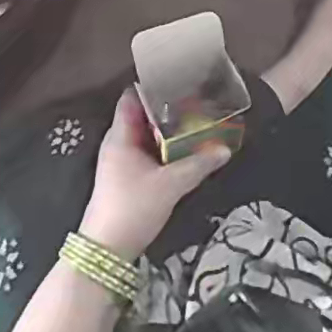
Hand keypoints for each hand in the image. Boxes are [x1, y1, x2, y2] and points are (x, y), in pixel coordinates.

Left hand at [79, 89, 231, 257]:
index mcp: (120, 135)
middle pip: (140, 115)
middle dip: (165, 109)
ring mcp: (119, 160)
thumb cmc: (133, 207)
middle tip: (194, 102)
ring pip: (144, 135)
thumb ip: (198, 164)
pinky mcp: (124, 176)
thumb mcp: (170, 185)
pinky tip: (182, 151)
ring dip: (165, 130)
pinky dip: (161, 147)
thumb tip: (225, 149)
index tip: (178, 82)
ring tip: (194, 123)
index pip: (131, 97)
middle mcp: (117, 142)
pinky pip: (144, 151)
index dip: (152, 87)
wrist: (106, 249)